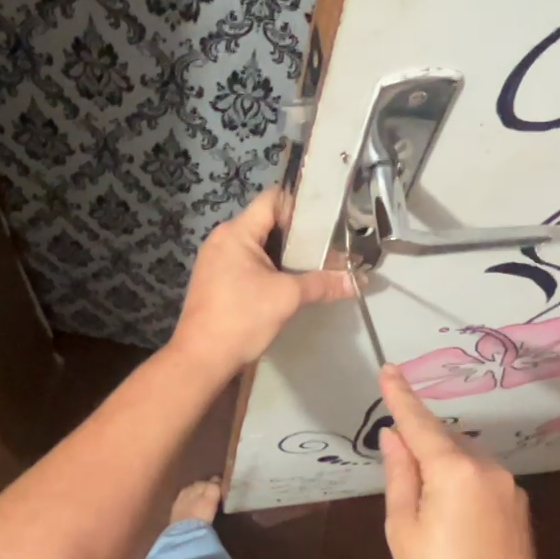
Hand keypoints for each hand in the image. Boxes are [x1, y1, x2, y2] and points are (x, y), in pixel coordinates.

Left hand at [168, 189, 353, 375]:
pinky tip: (289, 283)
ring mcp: (216, 261)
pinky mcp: (216, 281)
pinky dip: (269, 269)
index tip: (329, 217)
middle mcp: (222, 239)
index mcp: (236, 232)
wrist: (201, 358)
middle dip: (298, 234)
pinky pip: (247, 265)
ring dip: (285, 255)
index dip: (301, 204)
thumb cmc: (242, 318)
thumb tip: (358, 281)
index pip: (272, 200)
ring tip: (316, 264)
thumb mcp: (286, 297)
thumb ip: (322, 284)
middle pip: (267, 223)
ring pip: (258, 247)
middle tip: (330, 244)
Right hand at [377, 365, 542, 558]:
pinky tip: (448, 510)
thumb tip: (394, 435)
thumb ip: (399, 474)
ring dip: (440, 461)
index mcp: (453, 469)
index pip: (419, 421)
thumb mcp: (402, 528)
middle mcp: (487, 467)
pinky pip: (480, 477)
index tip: (387, 367)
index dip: (400, 395)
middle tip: (394, 458)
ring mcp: (508, 486)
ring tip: (420, 498)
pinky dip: (459, 478)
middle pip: (444, 437)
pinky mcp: (518, 506)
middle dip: (419, 437)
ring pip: (464, 457)